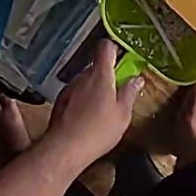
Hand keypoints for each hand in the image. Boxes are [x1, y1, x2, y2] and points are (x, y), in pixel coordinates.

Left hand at [42, 41, 142, 169]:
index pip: (105, 47)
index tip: (122, 59)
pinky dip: (82, 100)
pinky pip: (75, 93)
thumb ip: (129, 93)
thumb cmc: (99, 130)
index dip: (114, 49)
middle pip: (95, 66)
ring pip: (84, 81)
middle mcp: (82, 76)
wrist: (65, 148)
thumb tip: (136, 79)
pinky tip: (87, 118)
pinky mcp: (59, 101)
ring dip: (94, 89)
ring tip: (102, 110)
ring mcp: (68, 88)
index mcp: (100, 75)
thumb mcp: (122, 114)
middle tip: (117, 93)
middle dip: (106, 76)